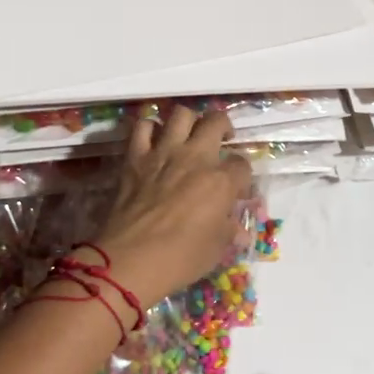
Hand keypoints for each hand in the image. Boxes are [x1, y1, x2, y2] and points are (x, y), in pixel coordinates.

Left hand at [93, 107, 252, 310]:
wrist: (131, 259)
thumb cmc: (180, 259)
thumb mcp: (216, 250)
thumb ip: (229, 231)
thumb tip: (239, 229)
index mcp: (221, 181)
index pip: (242, 164)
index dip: (242, 176)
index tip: (237, 189)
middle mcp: (195, 157)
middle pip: (216, 122)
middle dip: (223, 128)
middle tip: (221, 141)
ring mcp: (163, 152)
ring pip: (181, 114)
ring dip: (189, 121)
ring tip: (189, 135)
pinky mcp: (135, 156)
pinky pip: (143, 127)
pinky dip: (150, 129)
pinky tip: (155, 141)